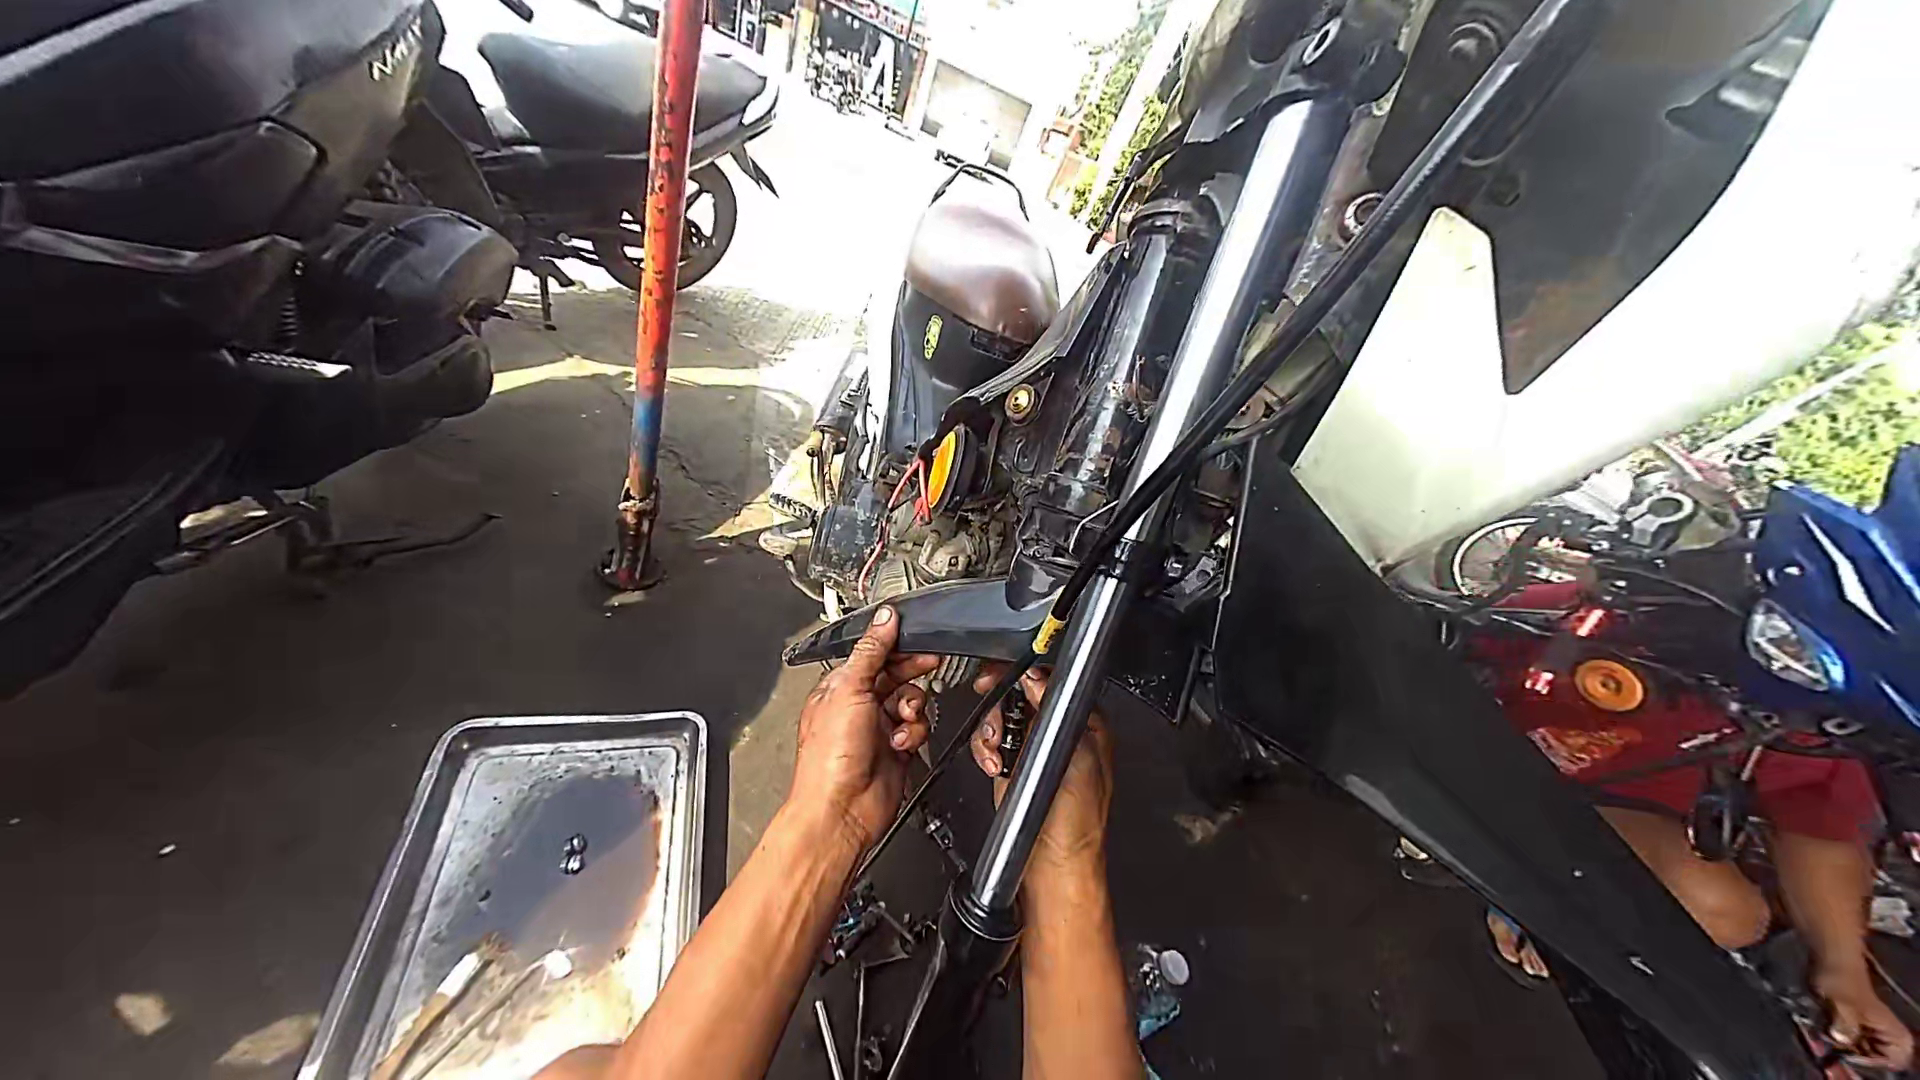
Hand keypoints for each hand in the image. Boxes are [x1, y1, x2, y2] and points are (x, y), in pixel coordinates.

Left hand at [789, 607, 939, 855]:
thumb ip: (871, 651)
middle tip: (928, 664)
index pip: (873, 655)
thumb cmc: (829, 758)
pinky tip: (902, 742)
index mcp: (840, 688)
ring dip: (913, 707)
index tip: (915, 639)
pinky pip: (917, 728)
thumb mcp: (849, 689)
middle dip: (912, 672)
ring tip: (903, 718)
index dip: (895, 646)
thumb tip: (884, 618)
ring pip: (911, 701)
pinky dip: (914, 733)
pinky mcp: (897, 750)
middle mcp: (859, 706)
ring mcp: (878, 728)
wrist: (842, 811)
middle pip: (896, 675)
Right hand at [969, 665, 1113, 889]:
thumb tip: (1037, 680)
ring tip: (996, 751)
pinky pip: (990, 738)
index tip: (1005, 677)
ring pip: (1001, 713)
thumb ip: (1059, 714)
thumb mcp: (1078, 759)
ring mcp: (1033, 746)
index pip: (1052, 681)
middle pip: (1019, 693)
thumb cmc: (1079, 823)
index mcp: (1084, 723)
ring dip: (991, 729)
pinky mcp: (1013, 761)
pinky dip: (985, 747)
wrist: (1054, 865)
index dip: (1026, 675)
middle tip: (994, 717)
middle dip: (1001, 704)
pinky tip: (994, 764)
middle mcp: (1057, 730)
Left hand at [1814, 963, 1913, 1069]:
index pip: (1892, 1064)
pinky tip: (1824, 1030)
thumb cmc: (1841, 983)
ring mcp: (1875, 1032)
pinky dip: (1838, 1035)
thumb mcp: (1842, 1005)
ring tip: (1825, 1036)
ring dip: (1843, 1044)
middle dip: (1852, 1053)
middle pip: (1876, 1058)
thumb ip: (1845, 1026)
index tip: (1843, 1053)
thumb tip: (1840, 1040)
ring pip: (1861, 1049)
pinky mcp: (1858, 1024)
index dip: (1868, 1061)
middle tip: (1829, 1046)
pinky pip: (1851, 1038)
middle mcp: (1892, 1039)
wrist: (1831, 963)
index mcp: (1899, 1038)